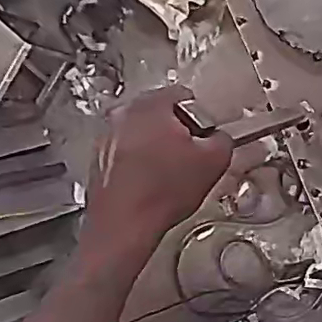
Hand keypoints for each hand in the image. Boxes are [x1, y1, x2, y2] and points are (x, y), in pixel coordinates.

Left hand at [85, 85, 231, 238]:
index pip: (183, 96)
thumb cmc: (163, 192)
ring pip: (143, 133)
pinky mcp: (98, 160)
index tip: (206, 136)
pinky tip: (153, 183)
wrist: (125, 226)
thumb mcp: (214, 161)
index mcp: (150, 106)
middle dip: (178, 131)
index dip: (201, 117)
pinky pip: (127, 153)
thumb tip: (220, 137)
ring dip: (158, 147)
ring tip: (172, 173)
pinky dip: (140, 163)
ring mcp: (106, 137)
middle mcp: (122, 115)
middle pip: (161, 113)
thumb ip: (223, 138)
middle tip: (191, 156)